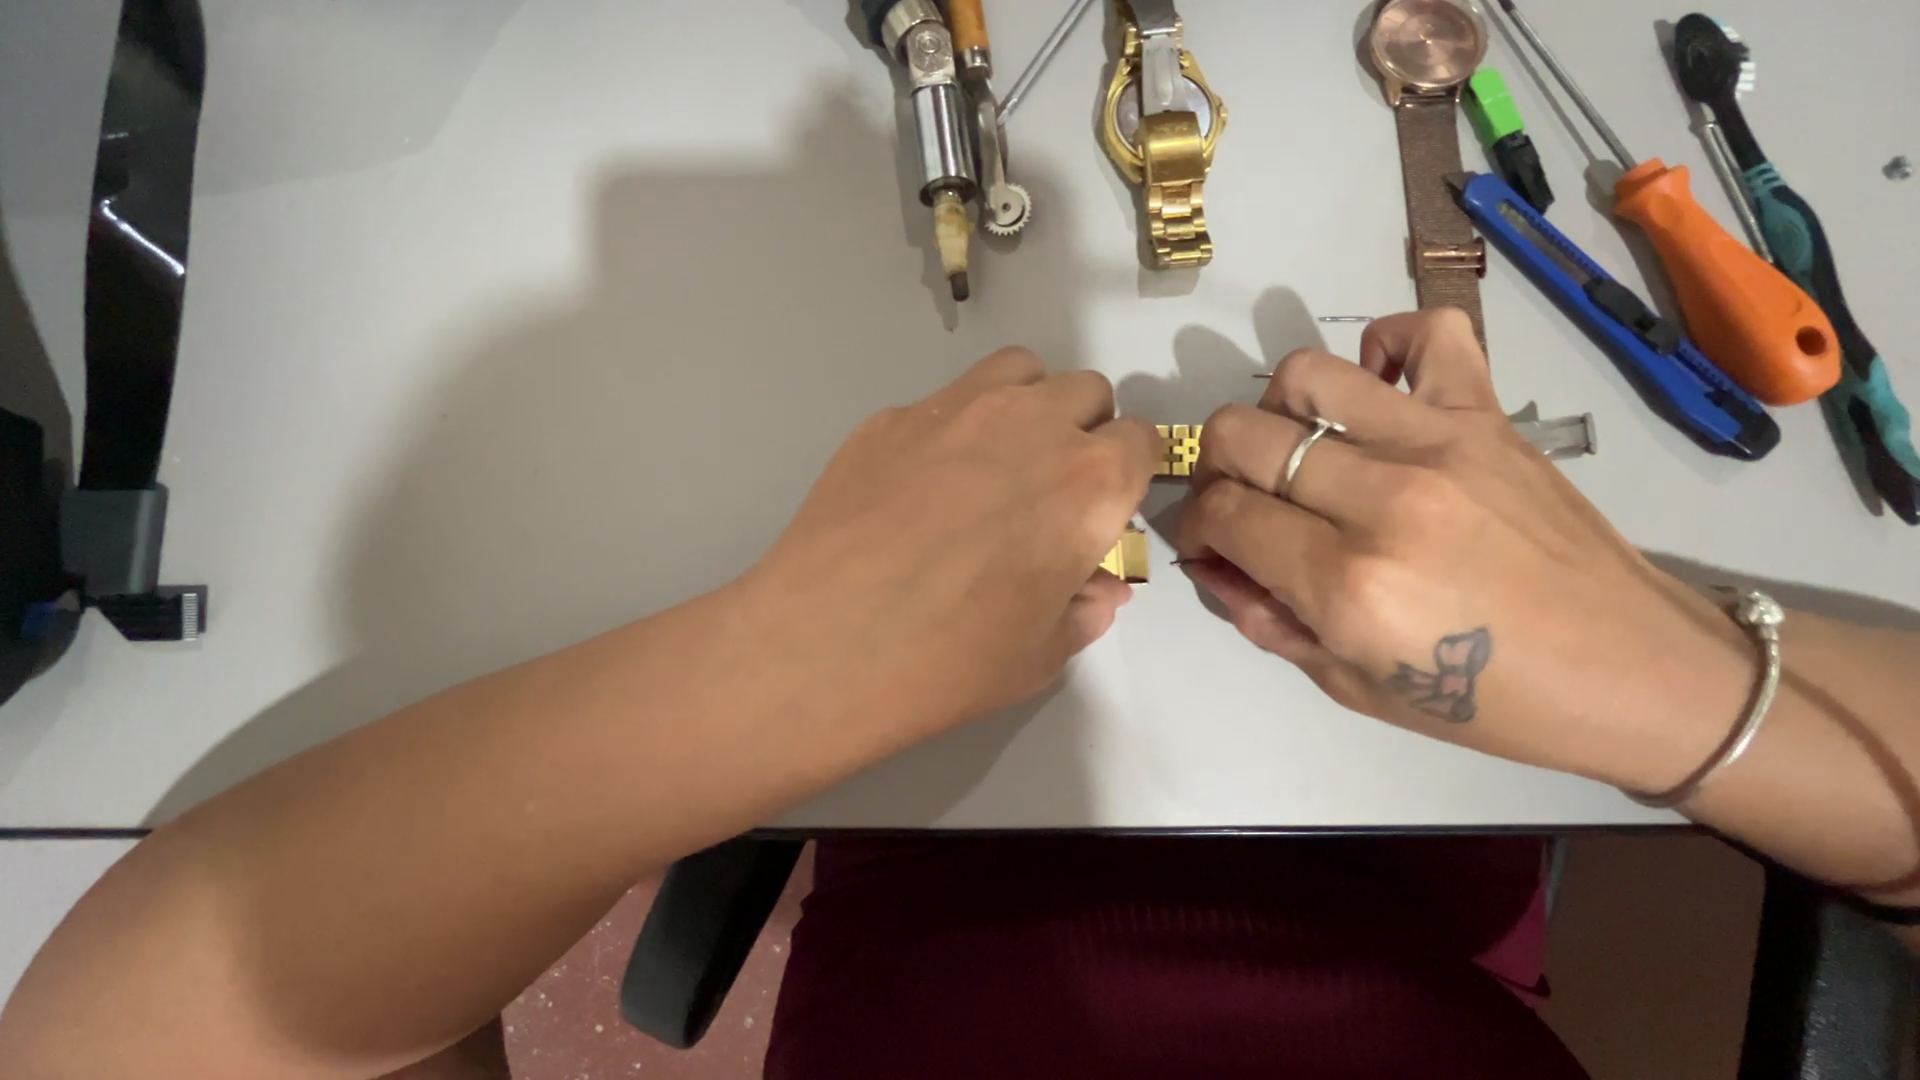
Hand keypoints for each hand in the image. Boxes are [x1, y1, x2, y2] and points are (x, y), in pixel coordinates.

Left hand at [743, 348, 1159, 741]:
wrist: (825, 643)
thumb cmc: (950, 661)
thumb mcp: (1042, 653)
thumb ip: (1086, 607)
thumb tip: (1099, 587)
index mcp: (1090, 483)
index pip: (1141, 440)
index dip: (1126, 473)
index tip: (1102, 507)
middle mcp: (1032, 425)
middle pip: (1086, 392)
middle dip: (1082, 431)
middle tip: (1047, 488)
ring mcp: (955, 409)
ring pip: (1019, 371)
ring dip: (1026, 404)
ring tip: (996, 460)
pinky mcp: (890, 416)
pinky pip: (944, 399)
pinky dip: (954, 426)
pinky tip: (919, 483)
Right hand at [1176, 309, 1755, 787]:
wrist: (1633, 674)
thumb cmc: (1482, 702)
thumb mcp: (1348, 683)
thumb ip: (1262, 617)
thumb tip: (1211, 560)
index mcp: (1347, 584)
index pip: (1221, 513)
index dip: (1192, 526)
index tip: (1205, 542)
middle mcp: (1384, 500)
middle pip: (1240, 435)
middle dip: (1212, 468)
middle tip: (1236, 500)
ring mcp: (1441, 444)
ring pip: (1306, 375)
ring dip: (1273, 410)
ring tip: (1296, 450)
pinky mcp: (1490, 417)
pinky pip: (1428, 334)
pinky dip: (1385, 346)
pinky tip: (1376, 392)